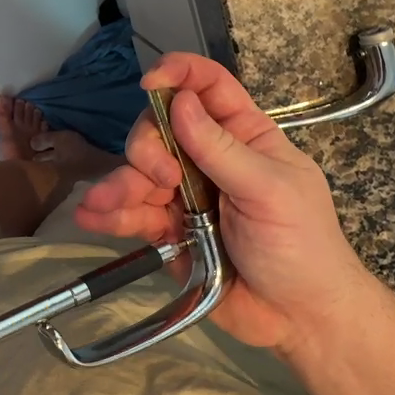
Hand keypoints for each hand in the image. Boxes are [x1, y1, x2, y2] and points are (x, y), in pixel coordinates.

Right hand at [75, 53, 378, 355]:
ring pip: (137, 172)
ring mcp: (184, 194)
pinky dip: (108, 214)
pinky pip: (132, 214)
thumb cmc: (303, 246)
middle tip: (164, 180)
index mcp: (243, 136)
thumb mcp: (270, 192)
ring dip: (117, 184)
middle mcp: (207, 157)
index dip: (178, 74)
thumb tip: (180, 100)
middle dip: (147, 148)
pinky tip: (91, 216)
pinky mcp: (167, 230)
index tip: (150, 83)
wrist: (300, 320)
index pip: (207, 86)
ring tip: (103, 204)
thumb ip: (221, 149)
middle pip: (158, 128)